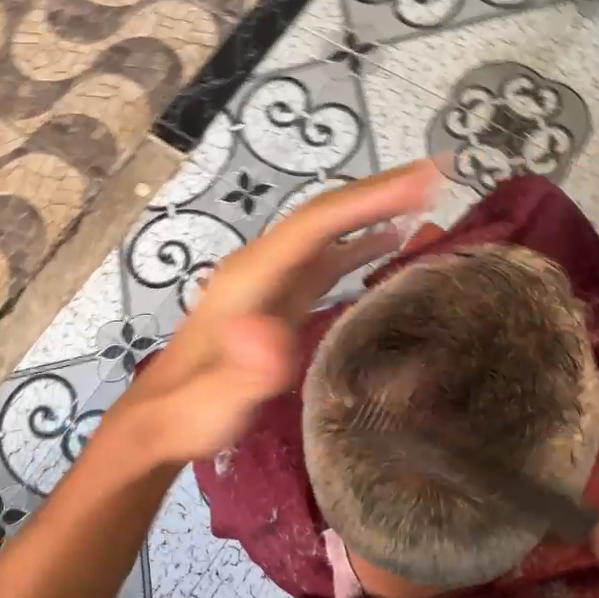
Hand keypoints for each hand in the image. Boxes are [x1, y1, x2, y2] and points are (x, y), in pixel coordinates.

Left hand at [118, 161, 438, 464]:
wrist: (162, 421)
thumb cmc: (189, 413)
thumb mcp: (214, 401)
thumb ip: (241, 372)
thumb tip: (270, 336)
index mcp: (250, 277)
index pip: (316, 224)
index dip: (367, 199)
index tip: (420, 181)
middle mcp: (263, 267)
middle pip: (325, 216)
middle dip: (378, 192)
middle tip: (436, 176)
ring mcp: (272, 281)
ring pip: (329, 232)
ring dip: (373, 210)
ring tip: (425, 197)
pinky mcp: (282, 299)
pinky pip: (328, 259)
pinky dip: (360, 243)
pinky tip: (388, 242)